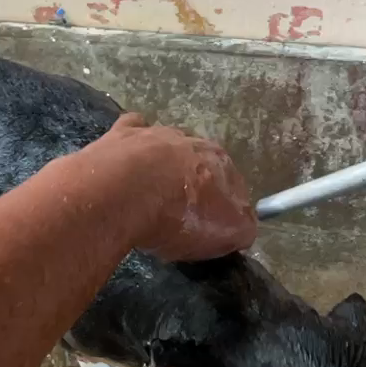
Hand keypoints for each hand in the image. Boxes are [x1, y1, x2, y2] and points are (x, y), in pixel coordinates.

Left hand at [91, 114, 257, 260]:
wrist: (122, 193)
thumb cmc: (179, 216)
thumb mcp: (227, 233)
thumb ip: (242, 227)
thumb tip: (245, 226)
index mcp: (221, 162)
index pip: (232, 184)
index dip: (222, 206)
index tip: (210, 225)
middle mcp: (191, 140)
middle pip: (197, 162)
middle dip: (190, 183)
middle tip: (176, 213)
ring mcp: (155, 133)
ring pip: (165, 147)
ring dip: (159, 166)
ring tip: (145, 195)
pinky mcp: (120, 134)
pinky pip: (131, 133)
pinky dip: (130, 146)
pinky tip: (123, 163)